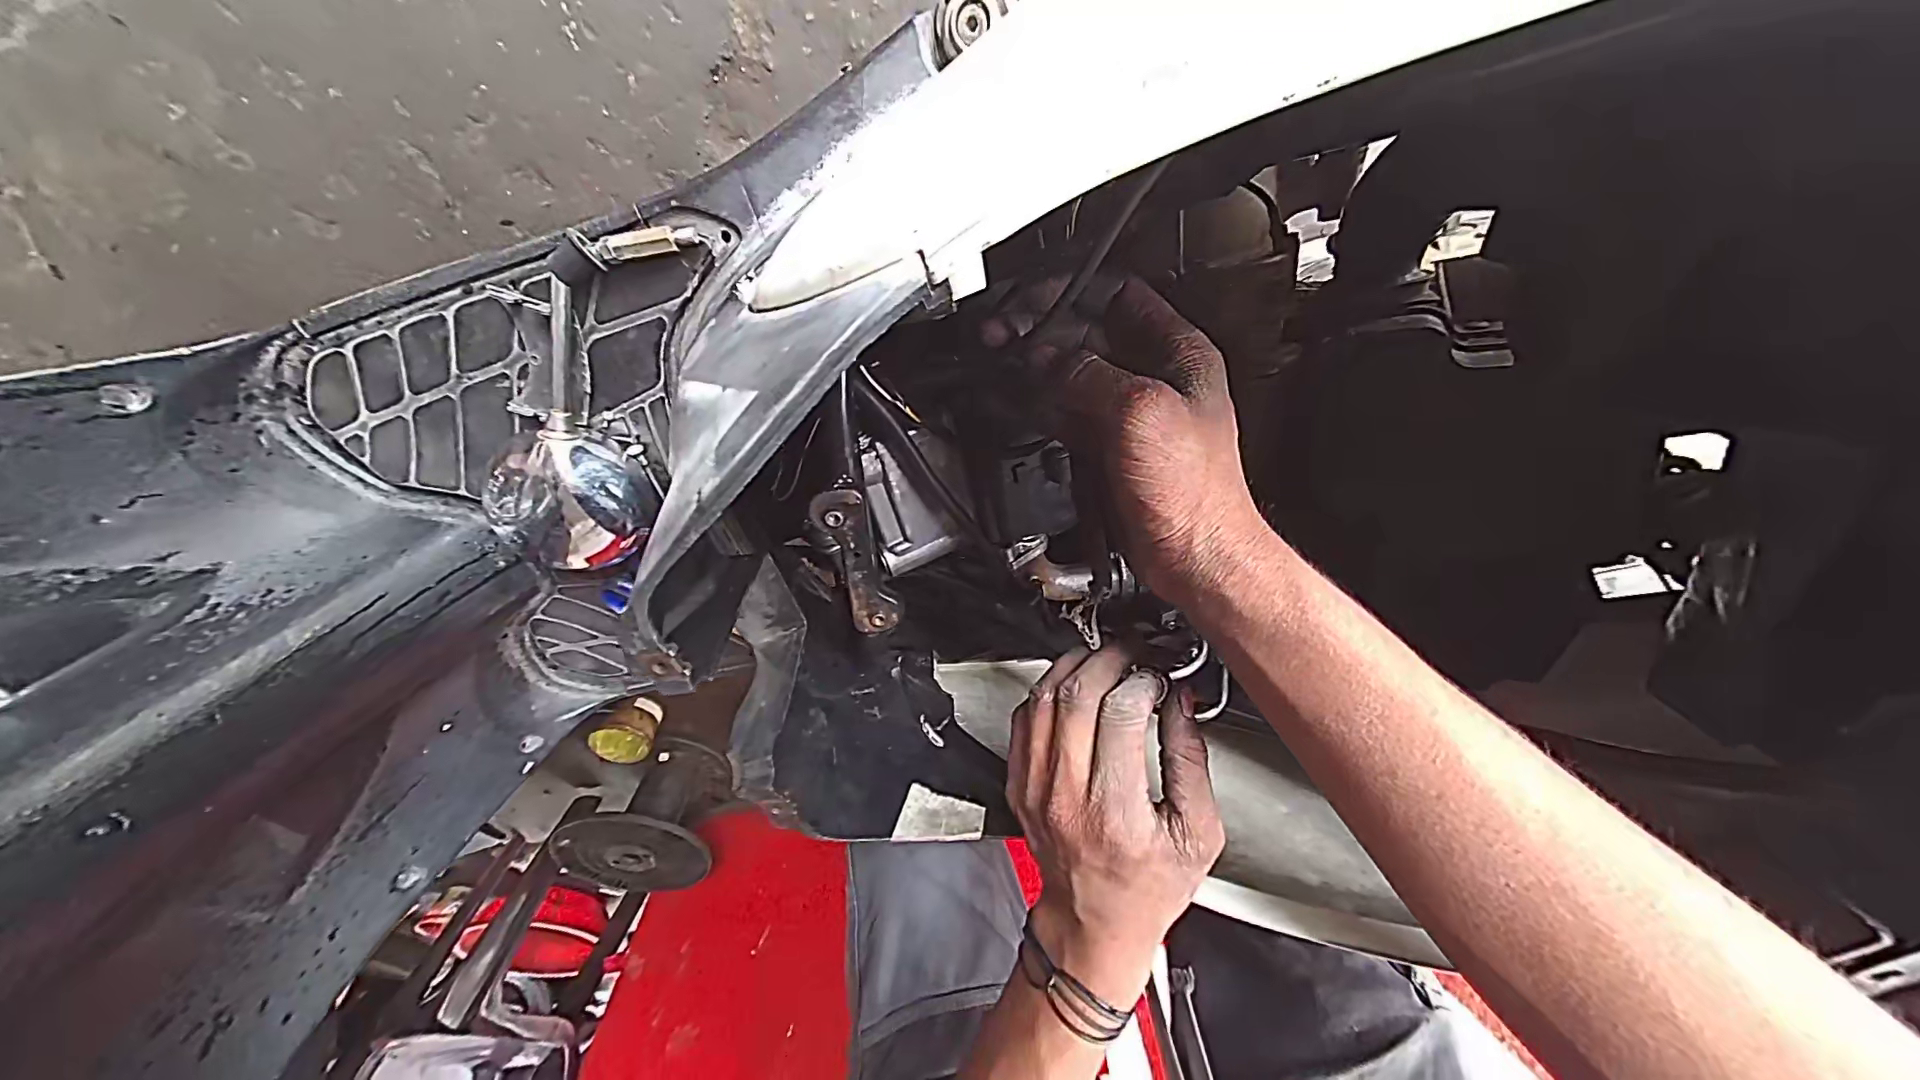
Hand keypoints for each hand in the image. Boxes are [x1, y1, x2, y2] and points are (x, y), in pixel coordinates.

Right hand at [980, 277, 1264, 605]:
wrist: (1193, 552)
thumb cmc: (1195, 490)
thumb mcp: (1141, 413)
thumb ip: (1091, 376)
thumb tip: (1050, 358)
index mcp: (1180, 355)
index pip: (1120, 297)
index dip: (1074, 291)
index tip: (1035, 299)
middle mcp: (1153, 380)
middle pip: (1088, 336)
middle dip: (1045, 331)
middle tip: (1005, 333)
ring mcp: (1128, 414)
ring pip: (1073, 375)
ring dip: (1037, 367)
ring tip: (1003, 360)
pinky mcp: (1108, 447)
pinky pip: (1067, 414)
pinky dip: (1043, 405)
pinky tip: (1021, 398)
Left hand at [1008, 645, 1225, 1007]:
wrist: (1093, 920)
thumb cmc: (1147, 887)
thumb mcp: (1198, 833)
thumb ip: (1191, 759)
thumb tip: (1181, 702)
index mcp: (1115, 811)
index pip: (1119, 714)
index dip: (1142, 680)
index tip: (1159, 677)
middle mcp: (1067, 795)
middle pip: (1076, 695)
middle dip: (1108, 659)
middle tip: (1132, 653)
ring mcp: (1035, 787)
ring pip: (1044, 697)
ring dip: (1076, 665)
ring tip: (1104, 659)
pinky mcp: (1020, 782)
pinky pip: (1024, 716)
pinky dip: (1048, 689)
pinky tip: (1072, 685)